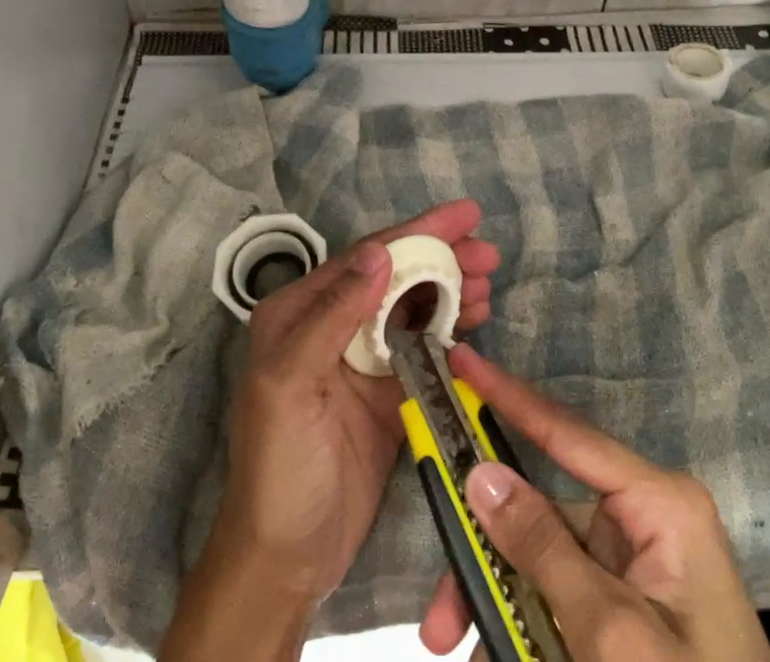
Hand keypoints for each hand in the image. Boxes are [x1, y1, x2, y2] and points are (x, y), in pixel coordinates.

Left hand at [161, 200, 499, 661]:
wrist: (286, 555)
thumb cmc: (279, 468)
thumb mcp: (288, 386)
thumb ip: (331, 317)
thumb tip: (378, 254)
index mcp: (295, 316)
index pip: (364, 261)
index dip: (416, 234)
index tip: (466, 215)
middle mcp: (326, 330)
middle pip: (392, 279)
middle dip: (440, 259)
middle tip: (489, 254)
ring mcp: (358, 364)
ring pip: (410, 310)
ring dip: (449, 291)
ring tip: (489, 283)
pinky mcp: (383, 396)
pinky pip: (421, 350)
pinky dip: (449, 331)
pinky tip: (475, 320)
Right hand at [419, 346, 769, 661]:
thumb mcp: (610, 629)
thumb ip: (542, 549)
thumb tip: (481, 474)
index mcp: (658, 502)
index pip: (567, 434)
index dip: (507, 395)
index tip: (460, 360)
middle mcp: (641, 514)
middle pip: (535, 510)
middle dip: (481, 555)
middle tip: (438, 617)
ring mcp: (629, 556)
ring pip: (533, 552)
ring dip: (492, 596)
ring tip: (454, 643)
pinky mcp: (619, 591)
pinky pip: (552, 586)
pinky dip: (519, 615)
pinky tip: (497, 648)